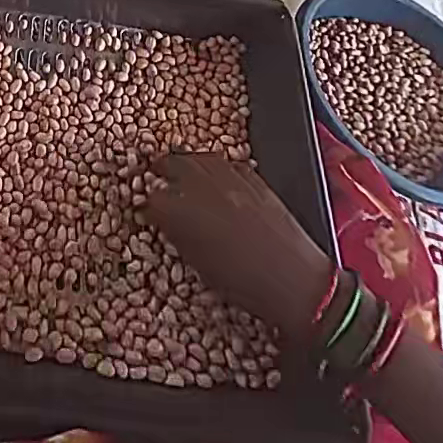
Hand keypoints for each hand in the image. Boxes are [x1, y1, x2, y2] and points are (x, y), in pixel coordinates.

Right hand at [144, 152, 332, 333]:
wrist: (295, 283)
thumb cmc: (242, 284)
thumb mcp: (198, 263)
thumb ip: (177, 234)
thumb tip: (165, 220)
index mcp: (182, 212)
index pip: (152, 197)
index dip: (146, 203)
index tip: (147, 209)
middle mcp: (202, 188)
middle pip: (172, 164)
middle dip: (161, 169)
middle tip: (156, 173)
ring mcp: (230, 180)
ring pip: (199, 157)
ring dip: (187, 162)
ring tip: (183, 169)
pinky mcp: (254, 179)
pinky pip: (228, 164)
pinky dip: (217, 168)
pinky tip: (216, 177)